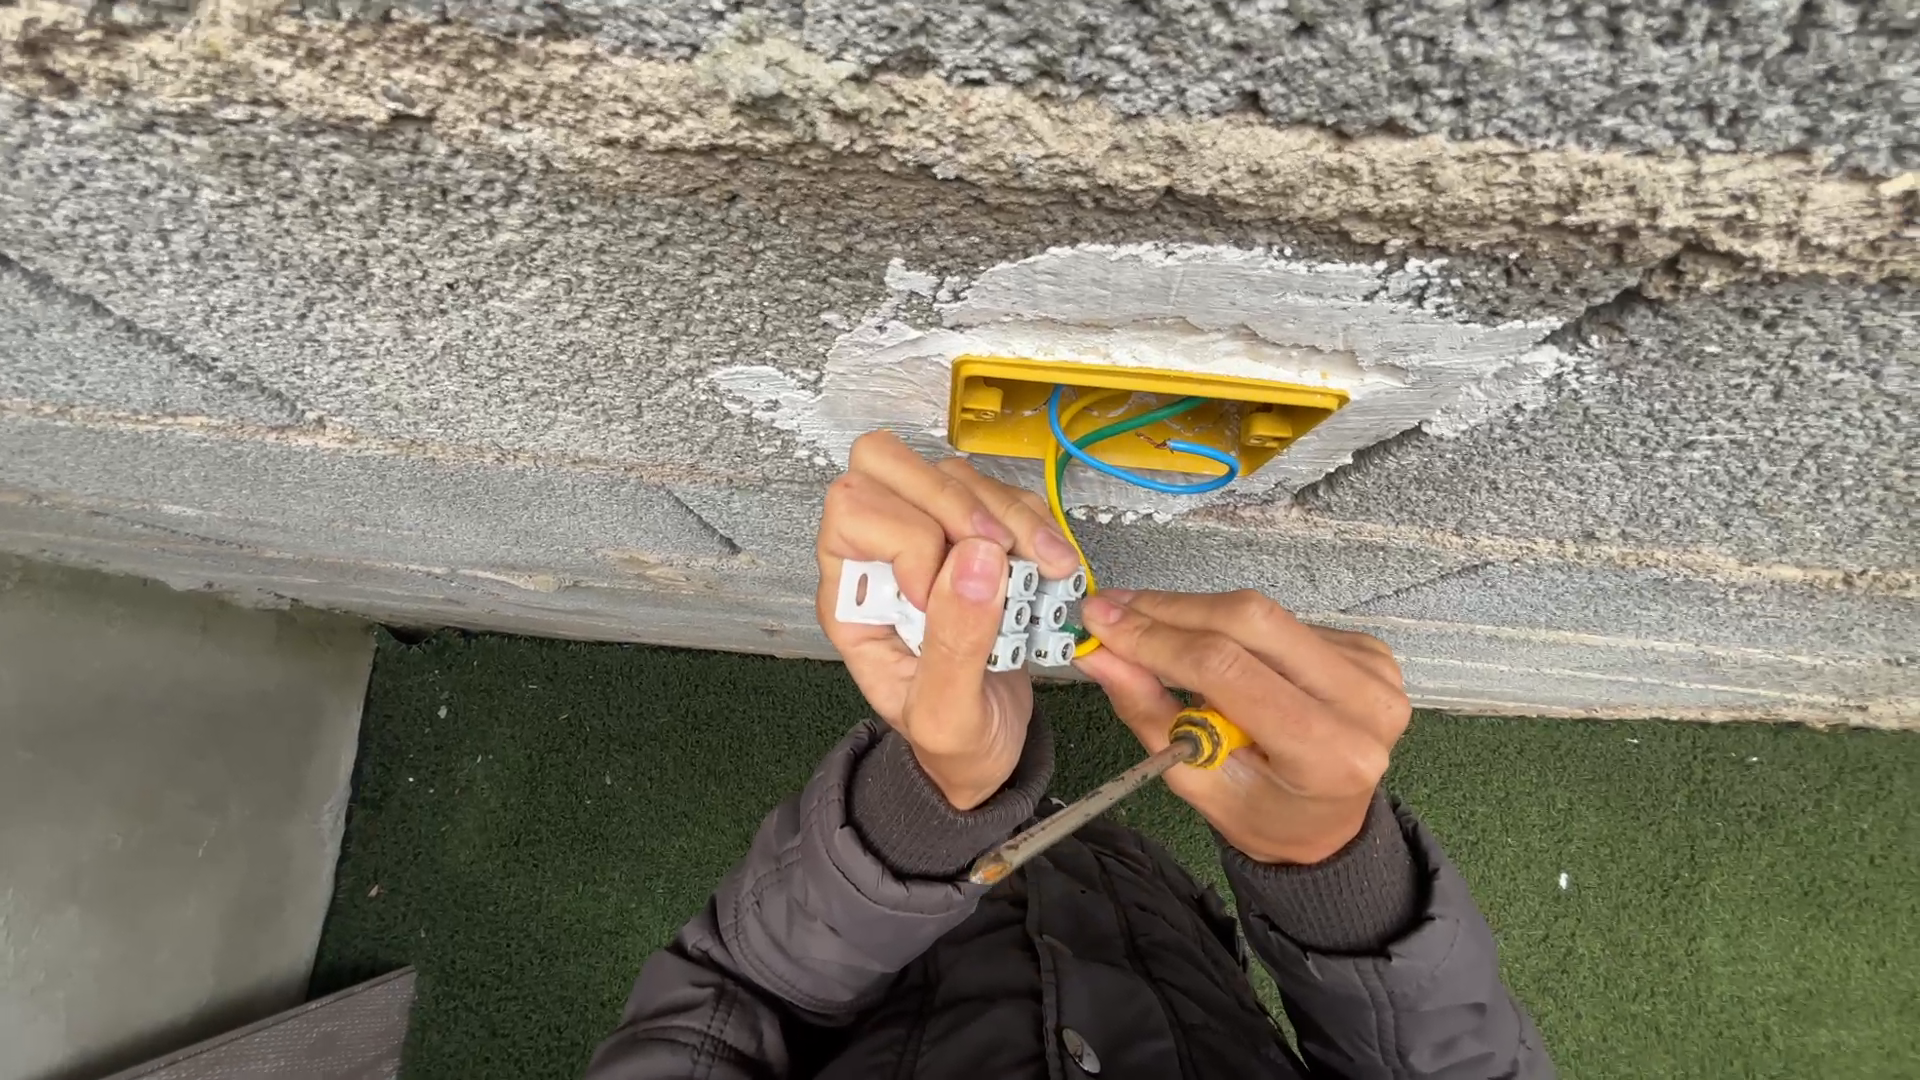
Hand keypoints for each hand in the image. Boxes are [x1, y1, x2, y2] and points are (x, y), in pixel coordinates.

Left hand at [816, 432, 1084, 808]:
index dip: (908, 537)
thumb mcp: (945, 716)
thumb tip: (977, 558)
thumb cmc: (952, 742)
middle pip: (886, 462)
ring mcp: (932, 539)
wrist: (990, 751)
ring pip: (953, 473)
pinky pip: (1001, 495)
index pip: (854, 509)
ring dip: (1009, 515)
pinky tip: (1054, 565)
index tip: (944, 595)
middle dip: (954, 499)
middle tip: (1001, 551)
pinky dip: (1036, 523)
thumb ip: (955, 644)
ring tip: (1047, 569)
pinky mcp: (979, 540)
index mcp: (853, 597)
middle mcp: (883, 556)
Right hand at [1076, 590, 1410, 863]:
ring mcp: (1372, 668)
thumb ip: (1147, 711)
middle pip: (1248, 621)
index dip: (1154, 638)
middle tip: (1109, 607)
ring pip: (1260, 612)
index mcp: (1329, 753)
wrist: (1329, 823)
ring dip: (1188, 611)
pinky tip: (1195, 638)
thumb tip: (1097, 654)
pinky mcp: (1365, 648)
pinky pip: (1276, 619)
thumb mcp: (1195, 783)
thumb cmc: (1261, 814)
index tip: (1097, 620)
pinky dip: (1222, 622)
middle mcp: (1363, 701)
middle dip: (1166, 610)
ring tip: (1136, 619)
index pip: (1226, 669)